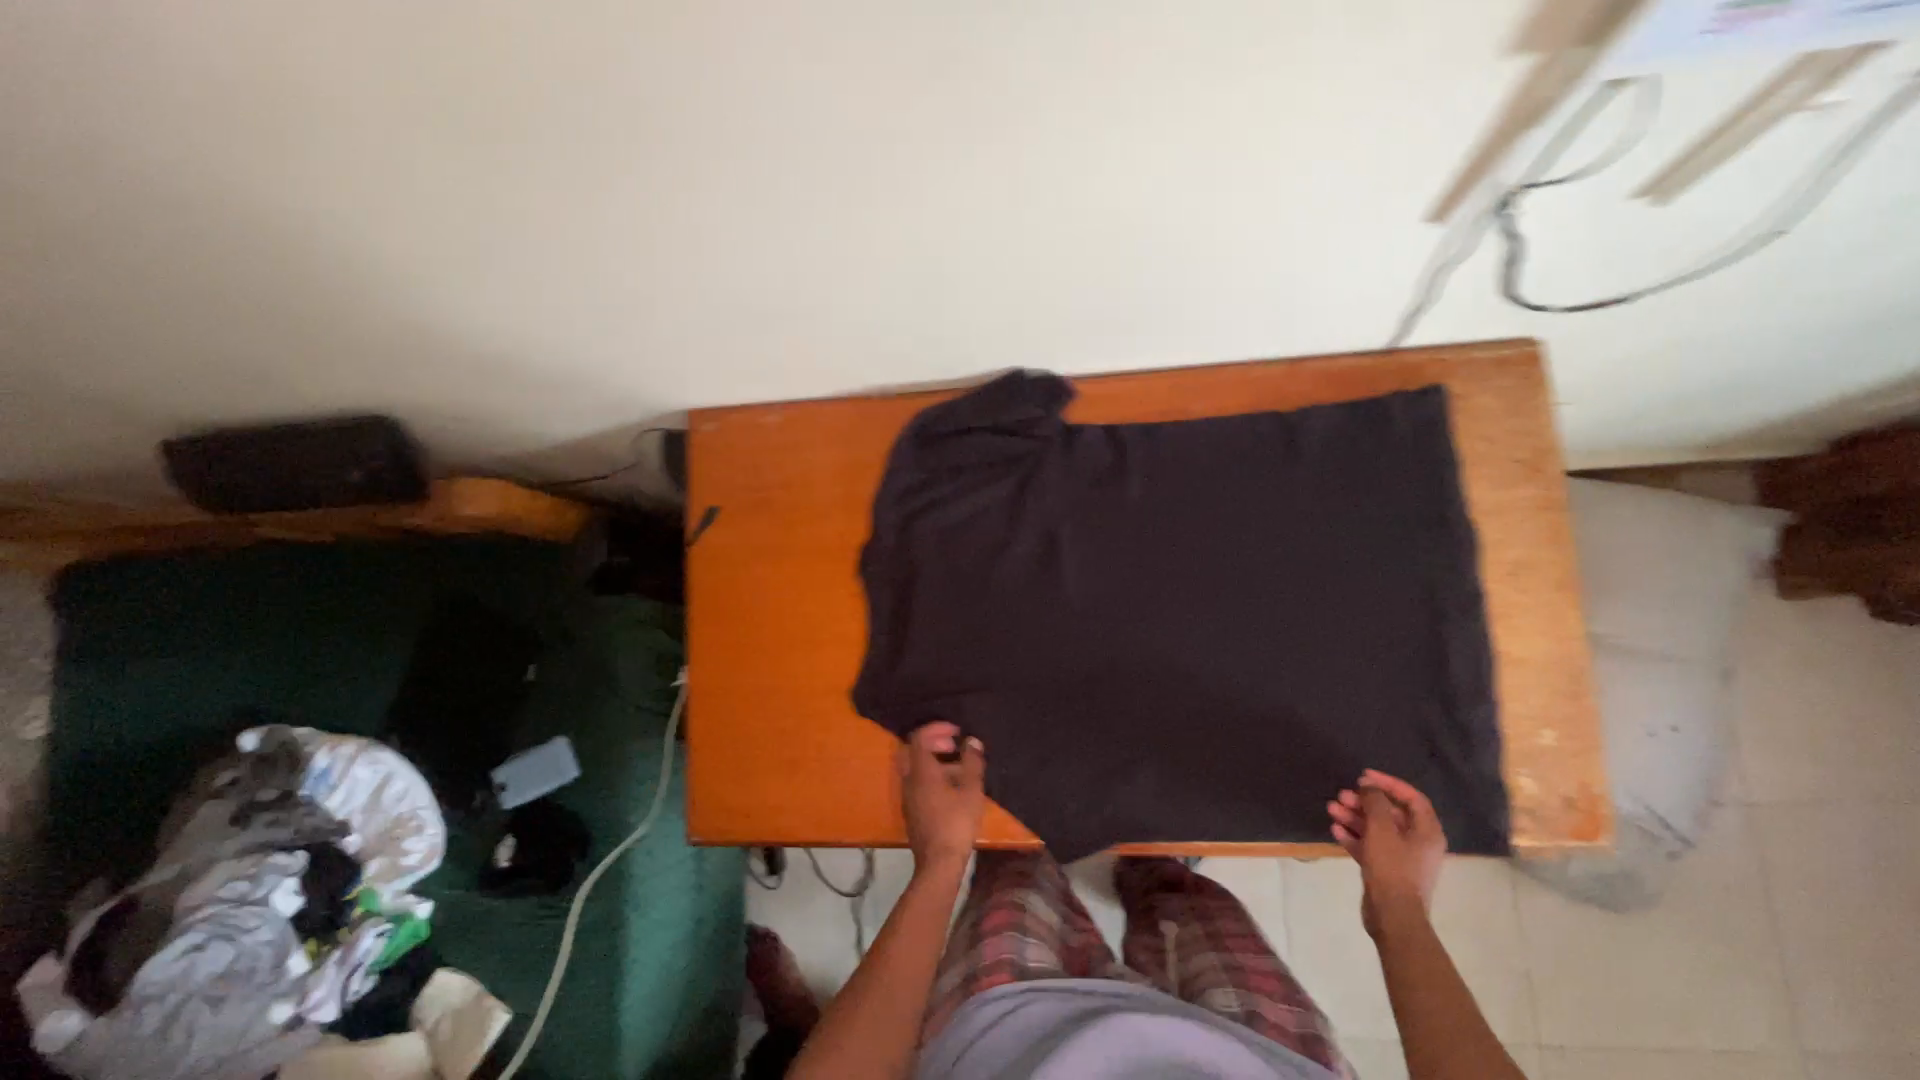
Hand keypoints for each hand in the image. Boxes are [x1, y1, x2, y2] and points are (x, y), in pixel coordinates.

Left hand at [896, 722, 984, 876]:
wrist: (938, 862)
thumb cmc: (957, 822)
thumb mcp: (971, 790)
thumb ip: (972, 763)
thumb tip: (972, 741)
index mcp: (921, 771)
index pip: (919, 737)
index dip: (937, 728)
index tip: (956, 731)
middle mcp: (909, 780)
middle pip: (914, 751)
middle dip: (934, 742)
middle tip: (954, 745)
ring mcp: (907, 797)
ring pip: (916, 769)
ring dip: (935, 761)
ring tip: (960, 768)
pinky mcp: (911, 811)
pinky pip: (918, 783)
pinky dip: (932, 776)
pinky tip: (952, 789)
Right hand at [1327, 769, 1445, 938]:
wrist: (1393, 916)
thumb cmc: (1392, 868)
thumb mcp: (1382, 829)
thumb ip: (1375, 802)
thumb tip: (1369, 785)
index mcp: (1427, 831)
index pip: (1412, 798)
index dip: (1389, 783)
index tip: (1364, 776)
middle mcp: (1418, 842)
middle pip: (1391, 813)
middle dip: (1365, 802)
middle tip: (1342, 795)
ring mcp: (1402, 858)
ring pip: (1377, 830)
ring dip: (1355, 818)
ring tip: (1332, 809)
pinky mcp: (1387, 871)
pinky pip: (1371, 847)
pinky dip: (1355, 837)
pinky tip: (1335, 831)